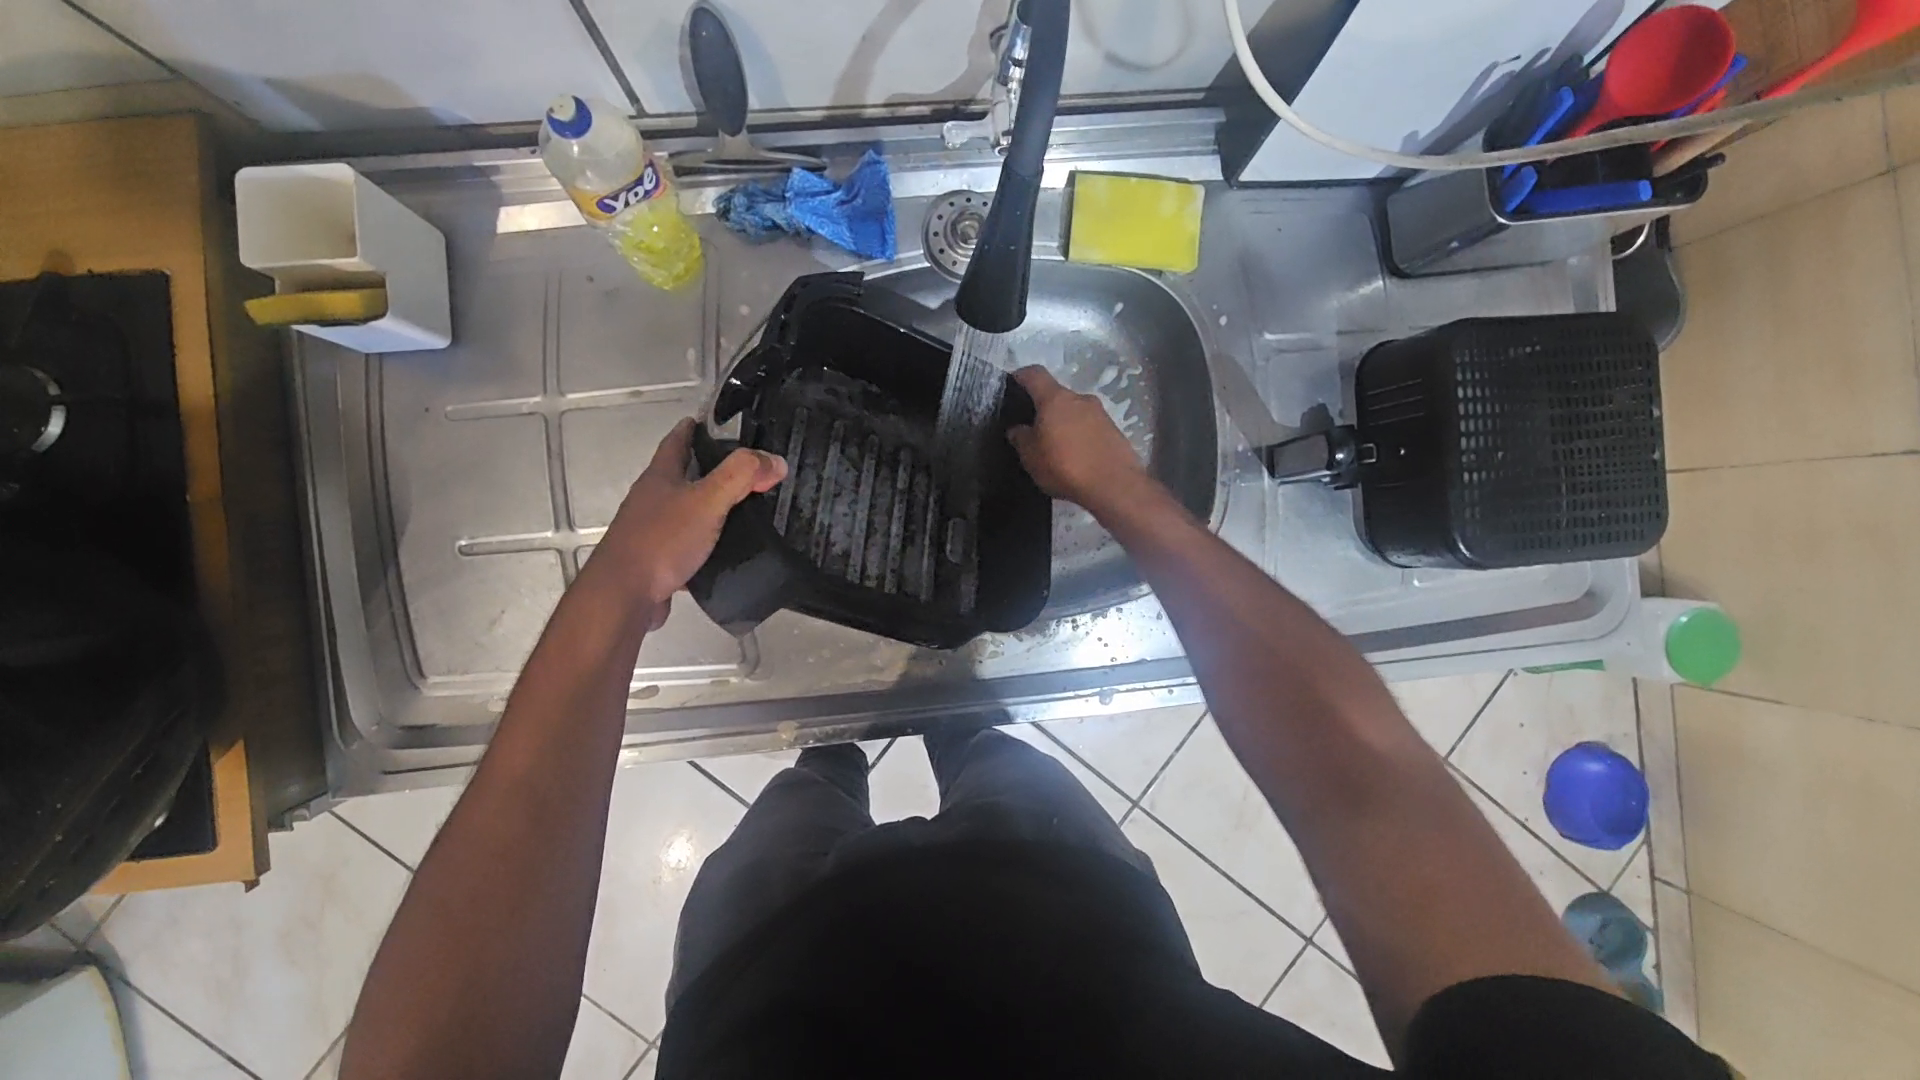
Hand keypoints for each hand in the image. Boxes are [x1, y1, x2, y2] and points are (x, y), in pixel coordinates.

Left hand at [593, 418, 786, 619]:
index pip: (678, 440)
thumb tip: (775, 461)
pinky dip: (708, 544)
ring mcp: (652, 531)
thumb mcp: (707, 500)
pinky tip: (728, 552)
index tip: (719, 423)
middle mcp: (652, 499)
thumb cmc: (662, 540)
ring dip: (711, 508)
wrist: (624, 595)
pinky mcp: (657, 561)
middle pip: (683, 475)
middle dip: (710, 469)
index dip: (697, 427)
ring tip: (745, 510)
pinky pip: (687, 545)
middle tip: (746, 470)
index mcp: (660, 476)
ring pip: (686, 511)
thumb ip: (741, 476)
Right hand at [1006, 365, 1151, 514]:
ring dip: (1064, 424)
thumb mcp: (1030, 457)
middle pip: (1057, 395)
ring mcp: (1101, 414)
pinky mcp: (1115, 431)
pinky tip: (1077, 458)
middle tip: (1033, 430)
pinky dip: (1081, 437)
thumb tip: (1017, 429)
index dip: (1021, 376)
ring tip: (1056, 448)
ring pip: (1075, 412)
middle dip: (1044, 409)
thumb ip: (1020, 438)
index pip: (1034, 374)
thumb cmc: (1064, 466)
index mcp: (1056, 399)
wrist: (1115, 486)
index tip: (1012, 386)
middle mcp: (1080, 399)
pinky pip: (1090, 428)